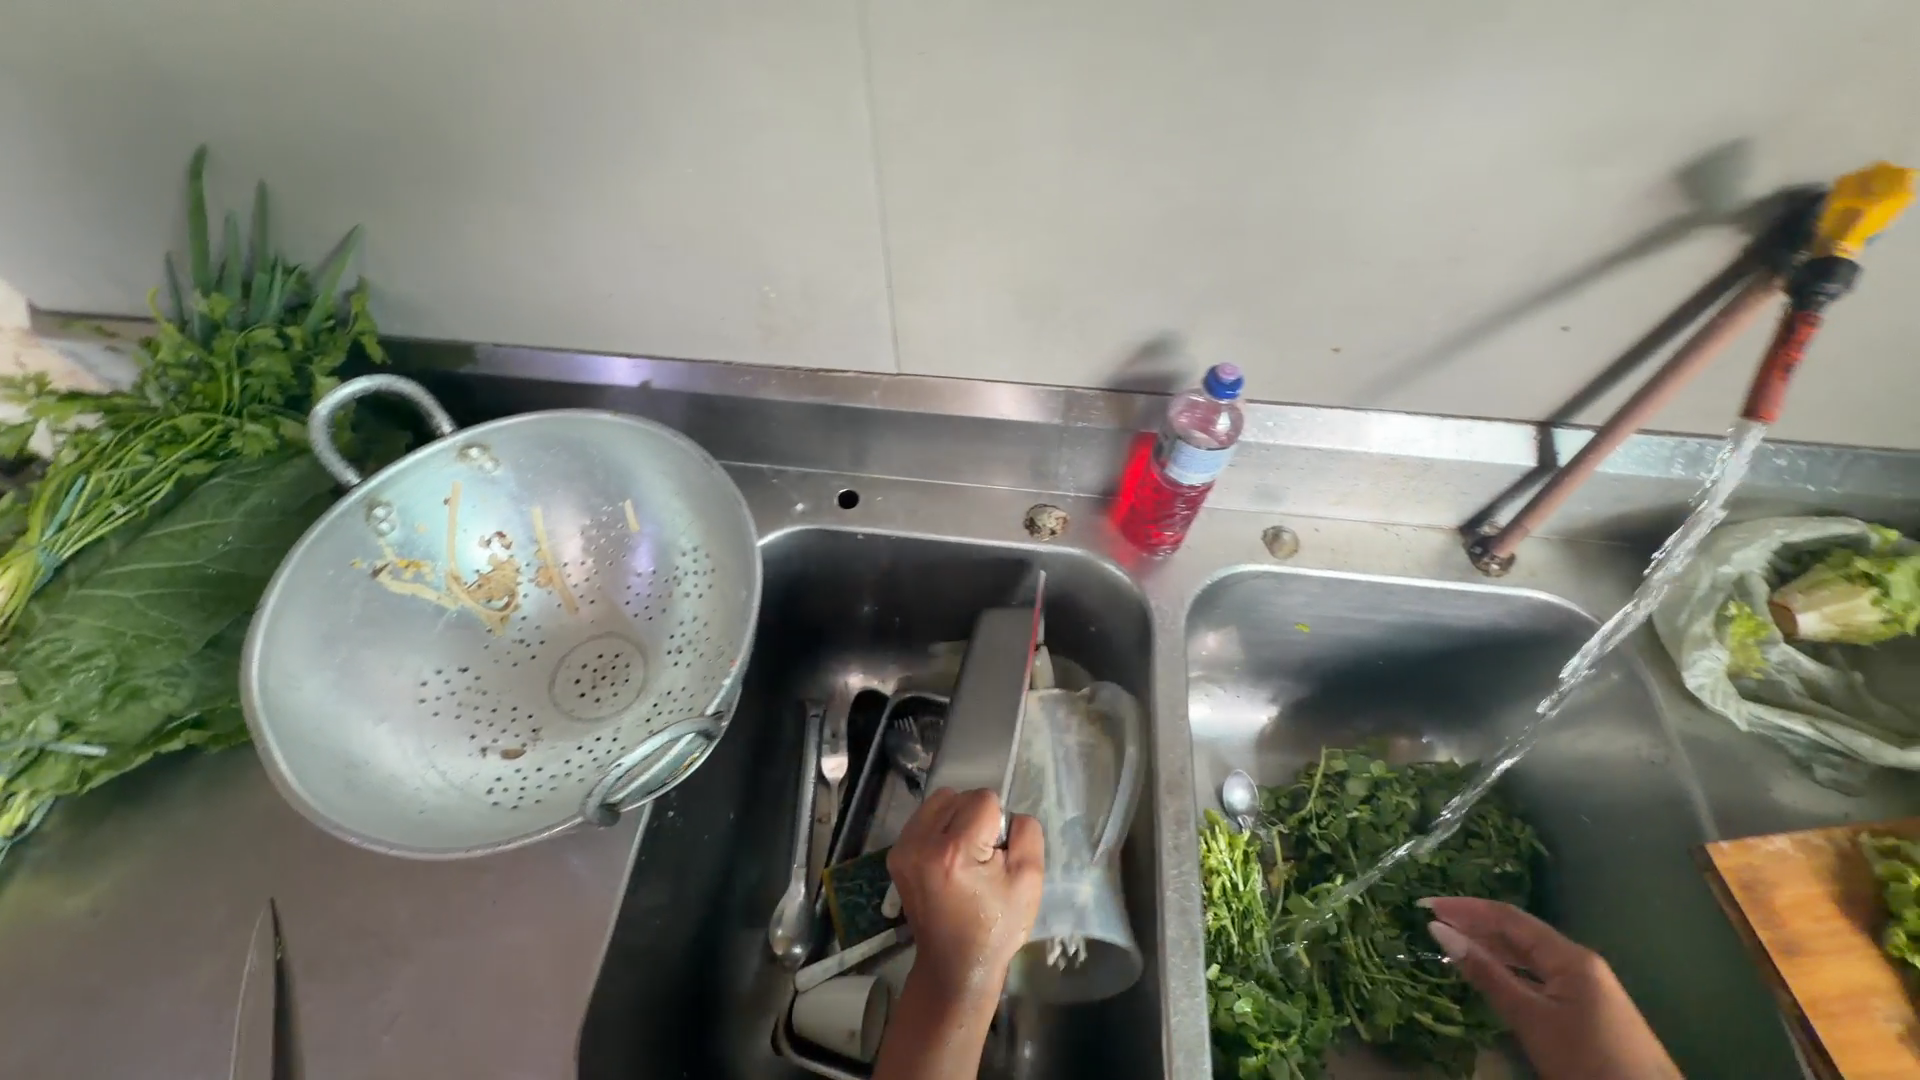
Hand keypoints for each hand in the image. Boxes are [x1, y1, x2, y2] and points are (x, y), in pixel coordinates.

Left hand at [873, 789, 1043, 1079]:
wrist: (954, 965)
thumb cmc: (996, 926)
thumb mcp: (1030, 880)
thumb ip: (1027, 832)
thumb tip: (1007, 813)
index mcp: (954, 851)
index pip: (984, 799)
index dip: (999, 823)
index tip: (997, 855)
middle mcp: (921, 843)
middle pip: (959, 796)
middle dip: (977, 817)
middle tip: (982, 857)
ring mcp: (903, 849)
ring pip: (939, 801)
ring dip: (956, 817)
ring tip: (964, 853)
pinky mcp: (895, 855)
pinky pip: (923, 818)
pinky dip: (939, 827)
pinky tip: (947, 857)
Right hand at [1421, 897, 1680, 1079]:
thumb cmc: (1587, 1061)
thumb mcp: (1530, 1017)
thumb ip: (1485, 972)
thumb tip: (1439, 930)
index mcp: (1569, 957)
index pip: (1509, 917)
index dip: (1466, 908)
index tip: (1427, 905)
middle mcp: (1579, 962)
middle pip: (1519, 932)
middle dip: (1475, 925)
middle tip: (1432, 923)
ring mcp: (1586, 986)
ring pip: (1529, 955)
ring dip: (1490, 947)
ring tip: (1451, 944)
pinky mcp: (1587, 1008)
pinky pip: (1539, 975)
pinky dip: (1509, 969)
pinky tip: (1489, 974)